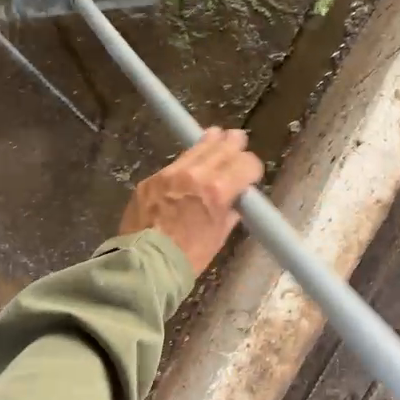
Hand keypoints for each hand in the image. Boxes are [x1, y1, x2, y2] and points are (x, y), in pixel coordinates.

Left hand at [119, 127, 263, 272]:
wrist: (148, 264)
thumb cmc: (189, 257)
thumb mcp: (218, 236)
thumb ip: (229, 212)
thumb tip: (233, 201)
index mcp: (217, 190)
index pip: (245, 164)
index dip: (251, 168)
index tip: (251, 174)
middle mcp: (195, 174)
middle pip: (222, 147)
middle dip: (233, 145)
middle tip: (238, 139)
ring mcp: (170, 174)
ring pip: (196, 148)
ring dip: (210, 142)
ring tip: (217, 135)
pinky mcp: (151, 179)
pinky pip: (174, 164)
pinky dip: (186, 162)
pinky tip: (189, 163)